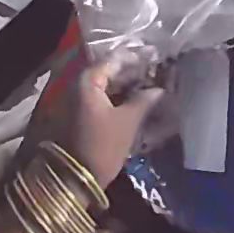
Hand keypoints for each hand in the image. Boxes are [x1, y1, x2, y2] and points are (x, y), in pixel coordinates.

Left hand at [59, 57, 165, 187]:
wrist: (74, 177)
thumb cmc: (102, 146)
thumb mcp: (127, 122)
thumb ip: (143, 101)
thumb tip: (158, 89)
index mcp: (88, 81)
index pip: (114, 59)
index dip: (136, 56)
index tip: (157, 55)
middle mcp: (79, 85)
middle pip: (109, 71)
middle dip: (133, 71)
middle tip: (158, 71)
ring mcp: (77, 101)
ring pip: (106, 86)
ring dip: (126, 85)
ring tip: (152, 85)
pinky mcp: (80, 115)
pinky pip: (102, 99)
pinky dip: (118, 98)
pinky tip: (136, 101)